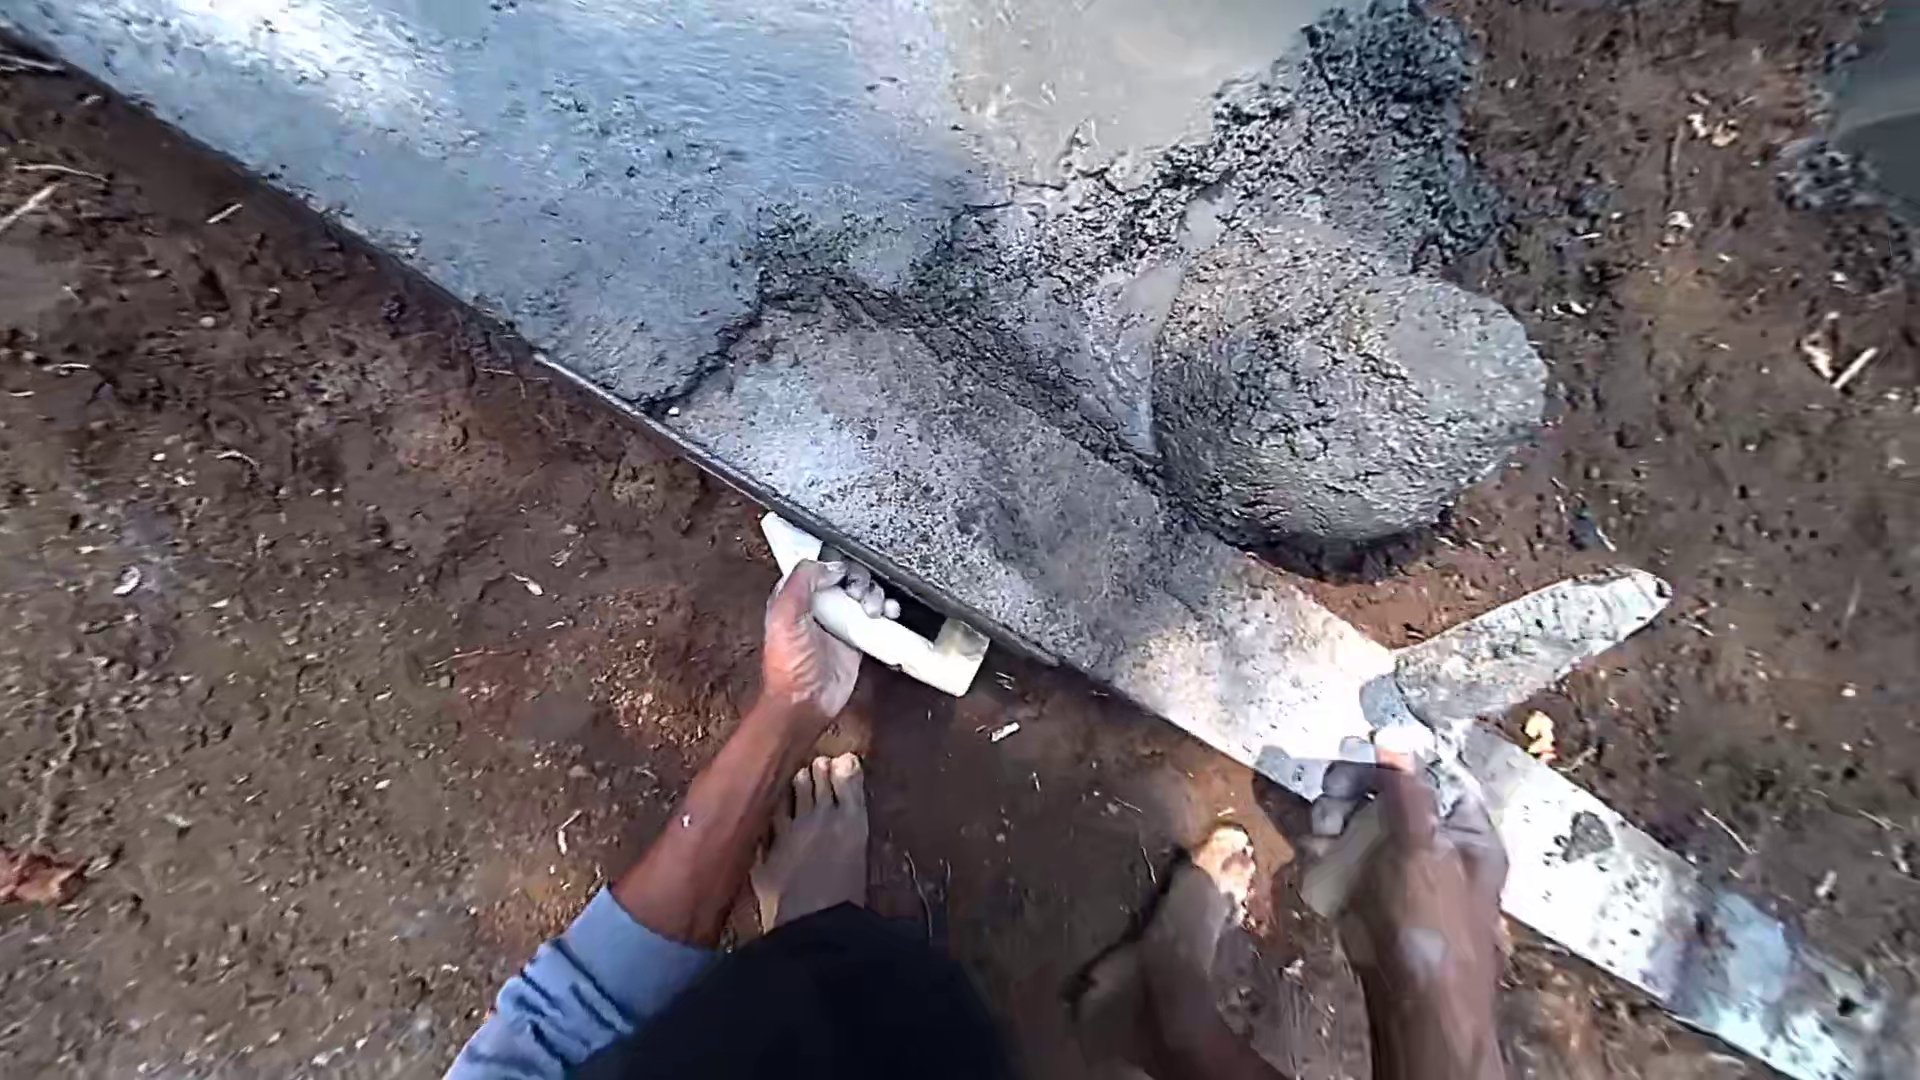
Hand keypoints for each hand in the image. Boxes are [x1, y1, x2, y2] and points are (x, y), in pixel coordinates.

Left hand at [760, 559, 892, 724]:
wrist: (806, 702)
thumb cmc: (788, 665)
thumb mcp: (784, 617)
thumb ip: (802, 583)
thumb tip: (832, 566)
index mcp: (796, 596)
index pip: (819, 565)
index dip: (834, 563)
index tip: (843, 572)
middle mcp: (819, 605)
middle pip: (847, 576)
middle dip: (859, 579)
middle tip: (858, 594)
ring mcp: (840, 621)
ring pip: (865, 593)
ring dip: (875, 594)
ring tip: (874, 609)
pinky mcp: (858, 637)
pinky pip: (877, 616)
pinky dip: (887, 610)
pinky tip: (888, 614)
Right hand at [1313, 754, 1507, 1079]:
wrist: (1409, 991)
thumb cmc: (1431, 920)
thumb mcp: (1422, 848)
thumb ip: (1406, 791)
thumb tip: (1394, 737)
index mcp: (1462, 829)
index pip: (1431, 773)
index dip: (1397, 760)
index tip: (1363, 753)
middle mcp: (1426, 835)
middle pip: (1378, 785)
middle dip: (1349, 789)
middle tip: (1334, 799)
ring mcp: (1389, 853)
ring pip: (1347, 808)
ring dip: (1328, 814)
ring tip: (1323, 834)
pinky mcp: (1359, 870)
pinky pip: (1331, 837)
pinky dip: (1318, 840)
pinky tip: (1316, 852)